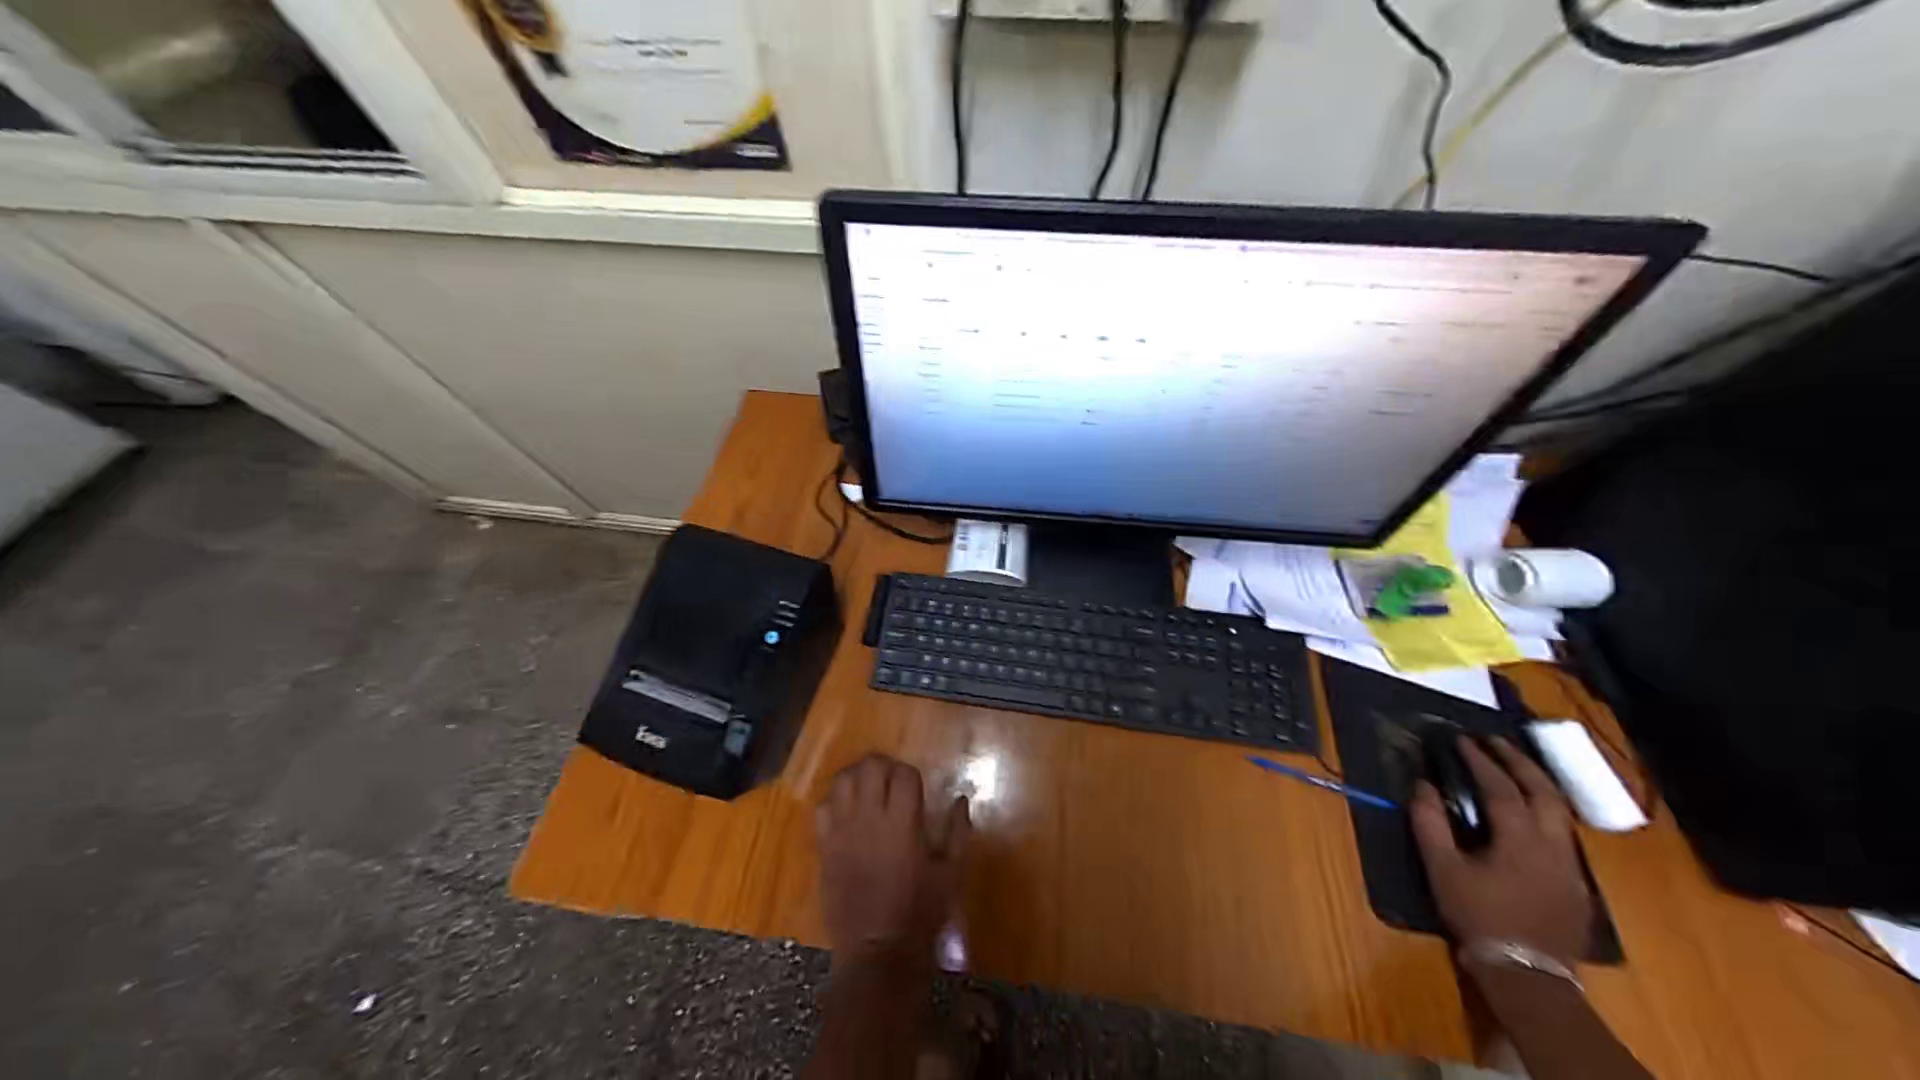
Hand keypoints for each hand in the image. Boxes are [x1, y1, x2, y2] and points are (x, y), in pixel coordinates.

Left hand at [815, 754, 970, 966]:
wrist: (877, 951)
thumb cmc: (920, 913)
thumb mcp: (951, 874)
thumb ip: (958, 832)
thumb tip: (962, 799)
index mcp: (903, 823)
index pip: (903, 774)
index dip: (910, 773)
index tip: (915, 785)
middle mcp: (869, 819)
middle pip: (870, 767)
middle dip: (883, 765)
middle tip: (891, 779)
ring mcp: (842, 831)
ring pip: (842, 781)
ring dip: (857, 776)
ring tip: (867, 788)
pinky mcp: (825, 847)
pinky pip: (822, 807)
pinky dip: (834, 800)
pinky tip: (846, 811)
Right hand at [1411, 736, 1592, 965]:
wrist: (1527, 974)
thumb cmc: (1479, 916)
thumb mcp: (1443, 869)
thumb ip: (1430, 823)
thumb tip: (1422, 785)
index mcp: (1520, 840)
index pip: (1501, 788)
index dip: (1481, 761)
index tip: (1462, 740)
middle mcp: (1554, 845)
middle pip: (1543, 792)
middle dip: (1519, 762)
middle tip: (1495, 741)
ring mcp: (1571, 865)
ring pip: (1561, 811)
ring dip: (1537, 782)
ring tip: (1515, 765)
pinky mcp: (1576, 883)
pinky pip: (1564, 832)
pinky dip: (1546, 808)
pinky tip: (1531, 811)